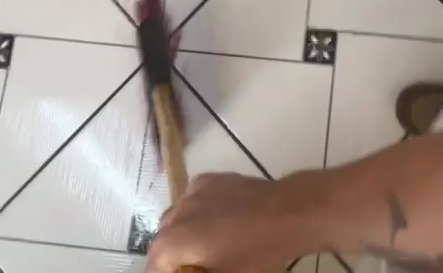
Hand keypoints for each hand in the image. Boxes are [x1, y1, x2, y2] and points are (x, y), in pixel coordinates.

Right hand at [145, 173, 315, 272]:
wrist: (288, 213)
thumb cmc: (256, 253)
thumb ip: (198, 272)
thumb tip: (194, 268)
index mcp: (174, 240)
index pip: (154, 266)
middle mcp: (179, 212)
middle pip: (162, 240)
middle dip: (170, 258)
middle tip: (190, 268)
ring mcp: (196, 191)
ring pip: (176, 217)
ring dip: (181, 234)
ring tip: (200, 249)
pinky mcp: (214, 178)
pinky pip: (193, 198)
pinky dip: (195, 212)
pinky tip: (213, 223)